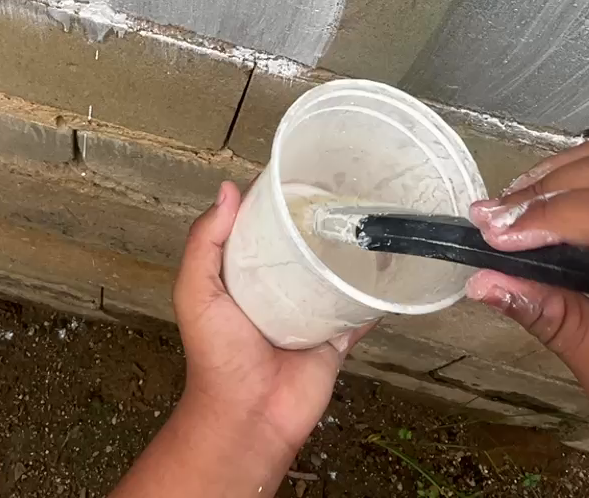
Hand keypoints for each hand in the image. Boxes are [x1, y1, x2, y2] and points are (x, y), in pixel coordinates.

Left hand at [111, 181, 360, 496]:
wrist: (249, 417)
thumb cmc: (216, 356)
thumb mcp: (196, 292)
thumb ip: (204, 242)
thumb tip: (229, 189)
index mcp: (246, 270)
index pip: (265, 223)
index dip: (279, 198)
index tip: (300, 171)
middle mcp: (280, 284)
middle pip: (305, 242)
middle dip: (322, 219)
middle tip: (346, 190)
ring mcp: (311, 308)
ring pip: (336, 270)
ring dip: (351, 250)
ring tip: (373, 219)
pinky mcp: (337, 334)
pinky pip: (361, 308)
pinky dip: (376, 292)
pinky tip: (393, 268)